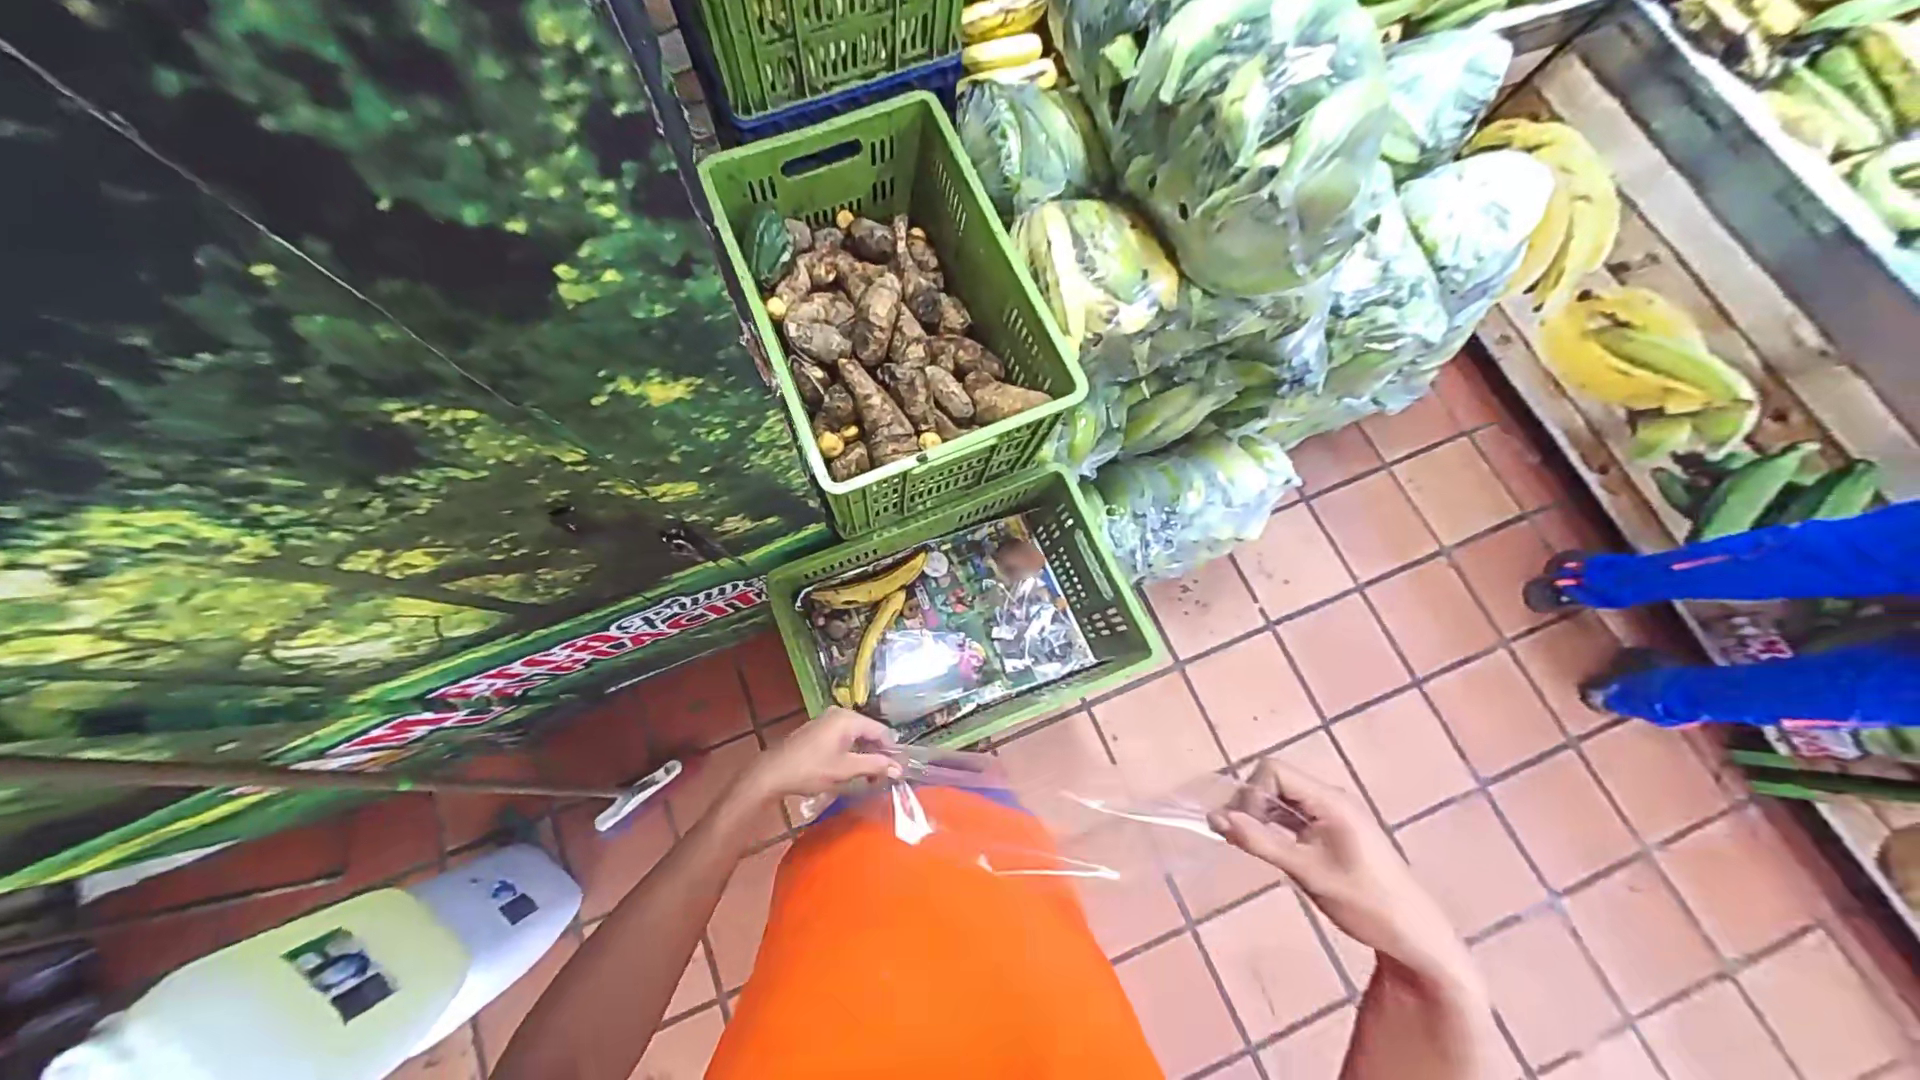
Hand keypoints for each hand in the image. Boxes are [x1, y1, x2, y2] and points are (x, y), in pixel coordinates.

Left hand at [739, 708, 900, 803]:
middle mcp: (840, 713)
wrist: (773, 772)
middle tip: (883, 775)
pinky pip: (843, 735)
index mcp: (849, 718)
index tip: (897, 769)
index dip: (892, 750)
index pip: (882, 731)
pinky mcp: (819, 728)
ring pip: (856, 734)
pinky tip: (851, 766)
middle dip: (878, 752)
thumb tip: (898, 769)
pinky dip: (851, 749)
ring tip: (869, 774)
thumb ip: (874, 766)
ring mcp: (827, 719)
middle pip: (869, 730)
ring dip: (864, 752)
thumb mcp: (846, 770)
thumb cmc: (811, 770)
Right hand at [1208, 761, 1468, 983]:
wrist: (1417, 939)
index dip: (1251, 792)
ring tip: (1257, 847)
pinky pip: (1295, 813)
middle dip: (1253, 803)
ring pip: (1283, 797)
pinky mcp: (1335, 830)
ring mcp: (1335, 813)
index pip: (1273, 770)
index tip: (1245, 827)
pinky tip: (1276, 851)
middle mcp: (1332, 798)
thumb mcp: (1305, 872)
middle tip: (1244, 838)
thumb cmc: (1364, 903)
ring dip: (1264, 816)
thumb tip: (1214, 817)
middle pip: (1276, 779)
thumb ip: (1258, 842)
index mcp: (1330, 800)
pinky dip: (1278, 826)